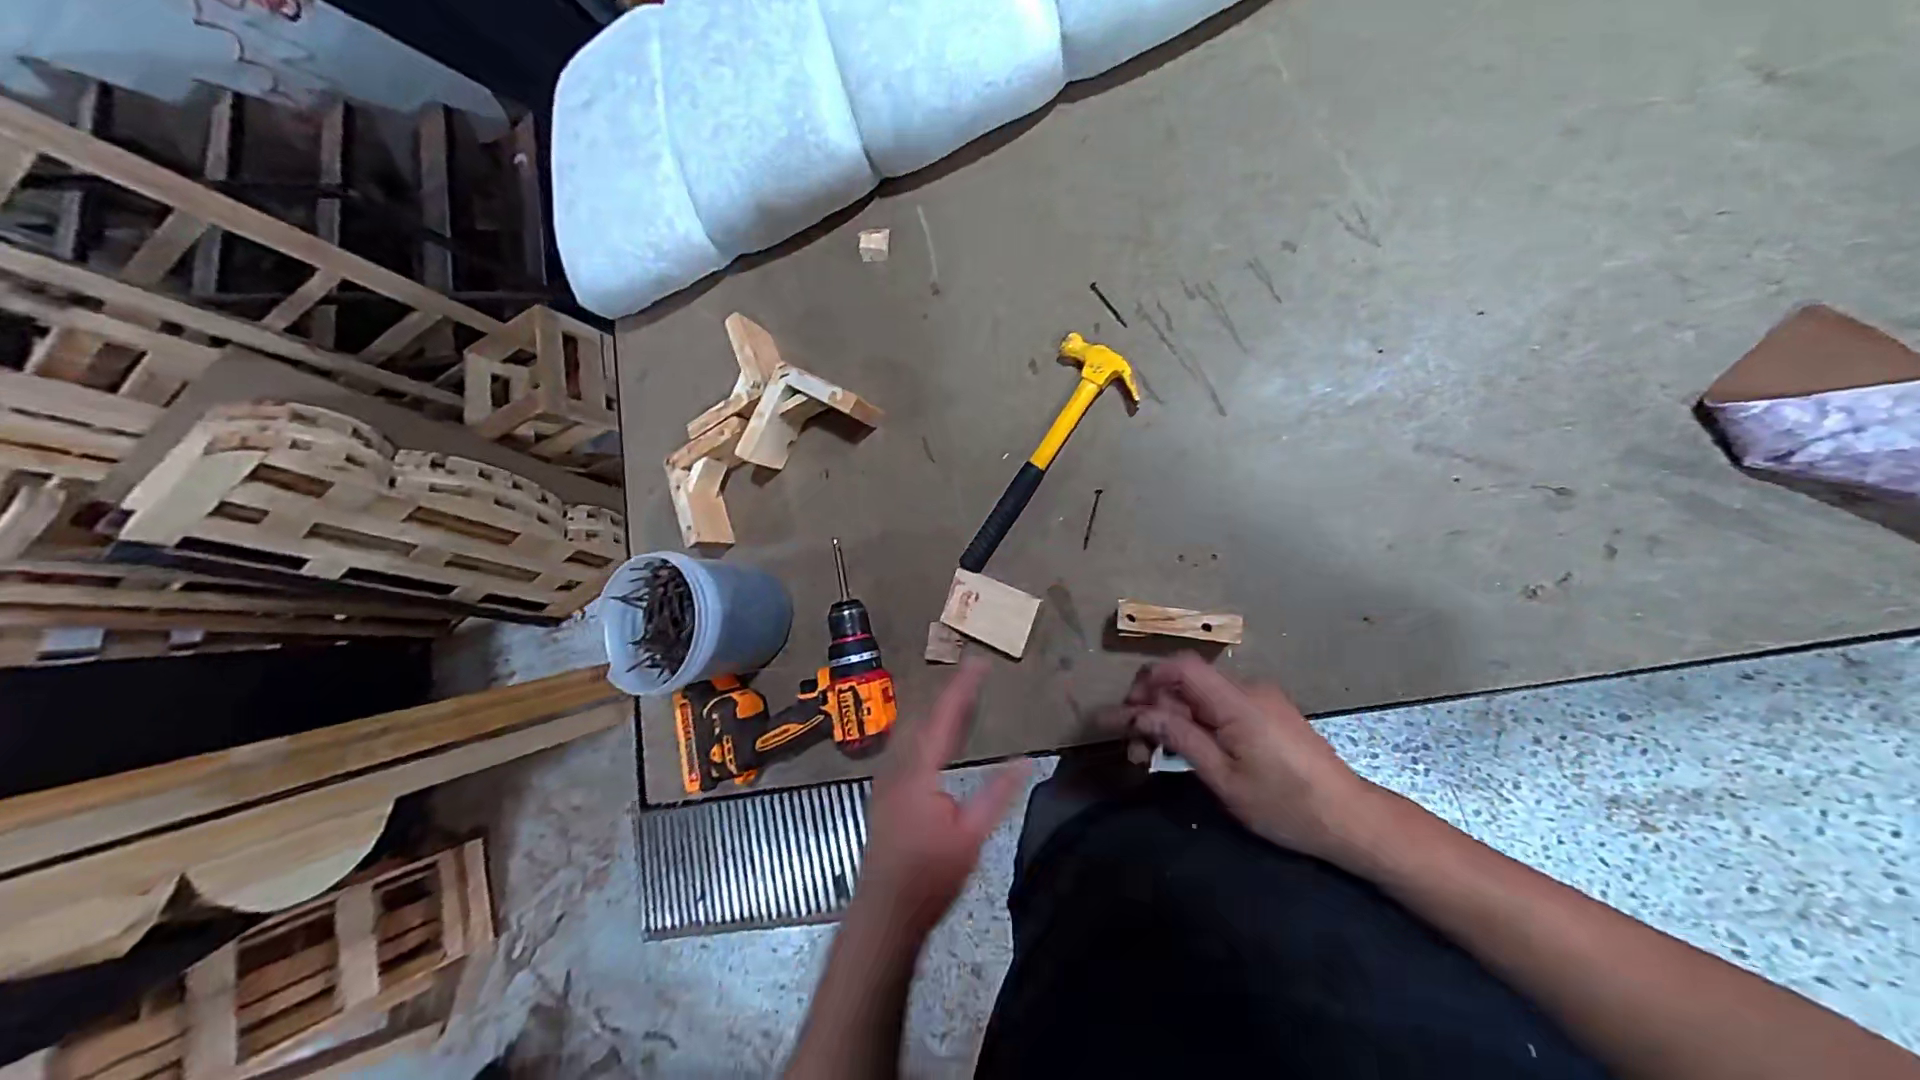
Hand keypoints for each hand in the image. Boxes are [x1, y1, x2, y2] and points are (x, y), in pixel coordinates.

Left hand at [856, 656, 1029, 934]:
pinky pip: (905, 747)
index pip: (944, 718)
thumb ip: (997, 794)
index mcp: (918, 771)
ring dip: (934, 711)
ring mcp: (886, 780)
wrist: (884, 913)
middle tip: (972, 676)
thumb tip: (1025, 761)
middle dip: (948, 694)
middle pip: (923, 718)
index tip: (978, 662)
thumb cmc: (929, 877)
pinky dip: (924, 731)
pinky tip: (933, 739)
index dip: (963, 688)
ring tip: (958, 698)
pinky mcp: (884, 793)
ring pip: (910, 731)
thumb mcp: (971, 836)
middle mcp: (897, 766)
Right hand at [1119, 652, 1388, 863]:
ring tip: (1156, 752)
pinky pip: (1221, 704)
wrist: (1351, 819)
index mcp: (1238, 702)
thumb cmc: (1285, 806)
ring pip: (1202, 694)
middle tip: (1134, 745)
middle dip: (1154, 706)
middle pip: (1187, 681)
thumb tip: (1138, 714)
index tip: (1128, 713)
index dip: (1147, 681)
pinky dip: (1197, 720)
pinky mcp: (1269, 712)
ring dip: (1173, 716)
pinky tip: (1189, 748)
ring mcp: (1262, 699)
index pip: (1181, 667)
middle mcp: (1249, 689)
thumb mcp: (1225, 778)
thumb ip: (1181, 738)